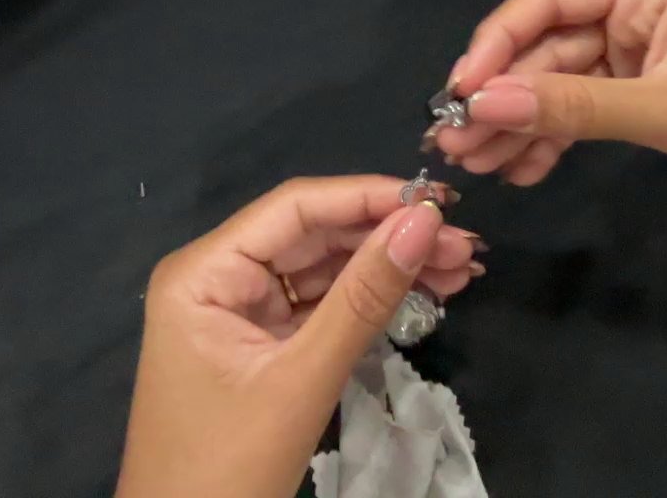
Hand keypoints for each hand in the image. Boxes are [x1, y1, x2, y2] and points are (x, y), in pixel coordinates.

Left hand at [115, 176, 484, 497]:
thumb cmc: (229, 471)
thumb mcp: (303, 379)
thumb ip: (364, 296)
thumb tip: (424, 222)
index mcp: (205, 270)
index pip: (295, 208)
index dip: (367, 196)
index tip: (434, 200)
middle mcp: (220, 274)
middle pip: (316, 235)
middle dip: (389, 236)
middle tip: (461, 242)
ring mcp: (242, 307)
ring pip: (327, 266)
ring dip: (390, 266)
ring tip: (459, 266)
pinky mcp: (264, 338)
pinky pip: (324, 301)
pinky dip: (372, 298)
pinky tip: (425, 291)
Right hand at [437, 0, 666, 206]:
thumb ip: (576, 106)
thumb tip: (485, 104)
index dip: (498, 39)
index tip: (462, 90)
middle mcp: (630, 12)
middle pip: (546, 46)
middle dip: (502, 94)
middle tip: (456, 142)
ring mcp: (631, 54)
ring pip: (556, 82)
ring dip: (518, 122)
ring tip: (478, 167)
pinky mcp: (636, 91)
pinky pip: (579, 109)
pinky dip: (552, 138)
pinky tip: (524, 171)